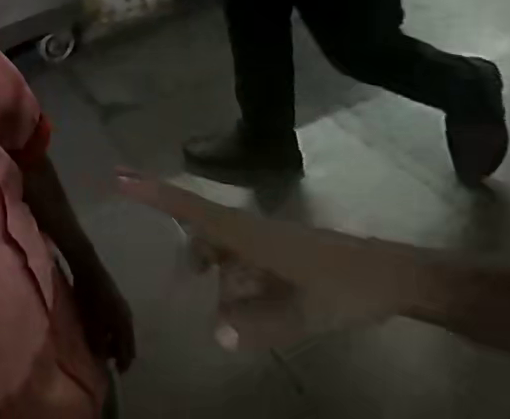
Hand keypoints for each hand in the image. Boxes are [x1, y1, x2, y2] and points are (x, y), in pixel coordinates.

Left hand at [69, 259, 135, 371]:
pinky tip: (101, 326)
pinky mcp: (115, 296)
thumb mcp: (92, 322)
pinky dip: (112, 327)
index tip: (115, 372)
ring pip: (122, 329)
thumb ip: (97, 342)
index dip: (122, 363)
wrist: (87, 265)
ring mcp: (122, 305)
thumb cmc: (89, 295)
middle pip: (127, 341)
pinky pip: (117, 319)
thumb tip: (100, 359)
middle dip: (119, 351)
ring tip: (102, 343)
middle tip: (108, 358)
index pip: (128, 351)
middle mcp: (127, 316)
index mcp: (125, 325)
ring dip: (115, 338)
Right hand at [116, 170, 421, 351]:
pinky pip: (241, 258)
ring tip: (228, 311)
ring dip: (217, 273)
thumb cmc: (342, 286)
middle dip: (191, 252)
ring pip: (222, 248)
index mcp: (244, 233)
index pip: (188, 207)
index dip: (152, 192)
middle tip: (185, 279)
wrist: (391, 276)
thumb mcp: (304, 313)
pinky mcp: (277, 250)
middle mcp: (246, 229)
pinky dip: (237, 279)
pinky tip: (251, 309)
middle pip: (202, 230)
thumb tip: (215, 333)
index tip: (118, 175)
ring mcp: (262, 237)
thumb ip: (259, 323)